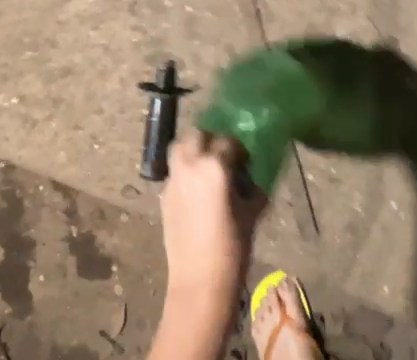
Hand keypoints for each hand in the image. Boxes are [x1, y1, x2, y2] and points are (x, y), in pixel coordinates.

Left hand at [159, 131, 263, 303]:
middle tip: (223, 157)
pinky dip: (185, 170)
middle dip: (211, 140)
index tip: (246, 160)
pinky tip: (197, 190)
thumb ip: (252, 190)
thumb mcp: (251, 215)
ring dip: (192, 149)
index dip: (239, 148)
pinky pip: (174, 171)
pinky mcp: (164, 194)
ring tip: (207, 168)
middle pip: (197, 134)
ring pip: (179, 147)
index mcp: (214, 167)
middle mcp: (189, 165)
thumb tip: (253, 180)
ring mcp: (173, 179)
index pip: (227, 141)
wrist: (199, 281)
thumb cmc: (232, 249)